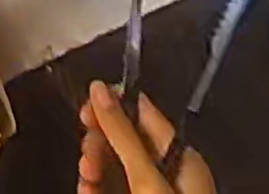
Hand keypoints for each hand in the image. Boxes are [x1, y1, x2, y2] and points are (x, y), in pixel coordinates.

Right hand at [78, 81, 213, 193]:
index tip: (86, 115)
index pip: (139, 109)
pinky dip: (98, 185)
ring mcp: (158, 190)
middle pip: (123, 135)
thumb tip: (98, 86)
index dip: (108, 106)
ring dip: (94, 167)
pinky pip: (115, 184)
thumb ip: (121, 132)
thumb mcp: (146, 179)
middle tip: (87, 161)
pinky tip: (88, 191)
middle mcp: (172, 169)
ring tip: (87, 183)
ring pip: (115, 161)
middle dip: (98, 144)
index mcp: (182, 155)